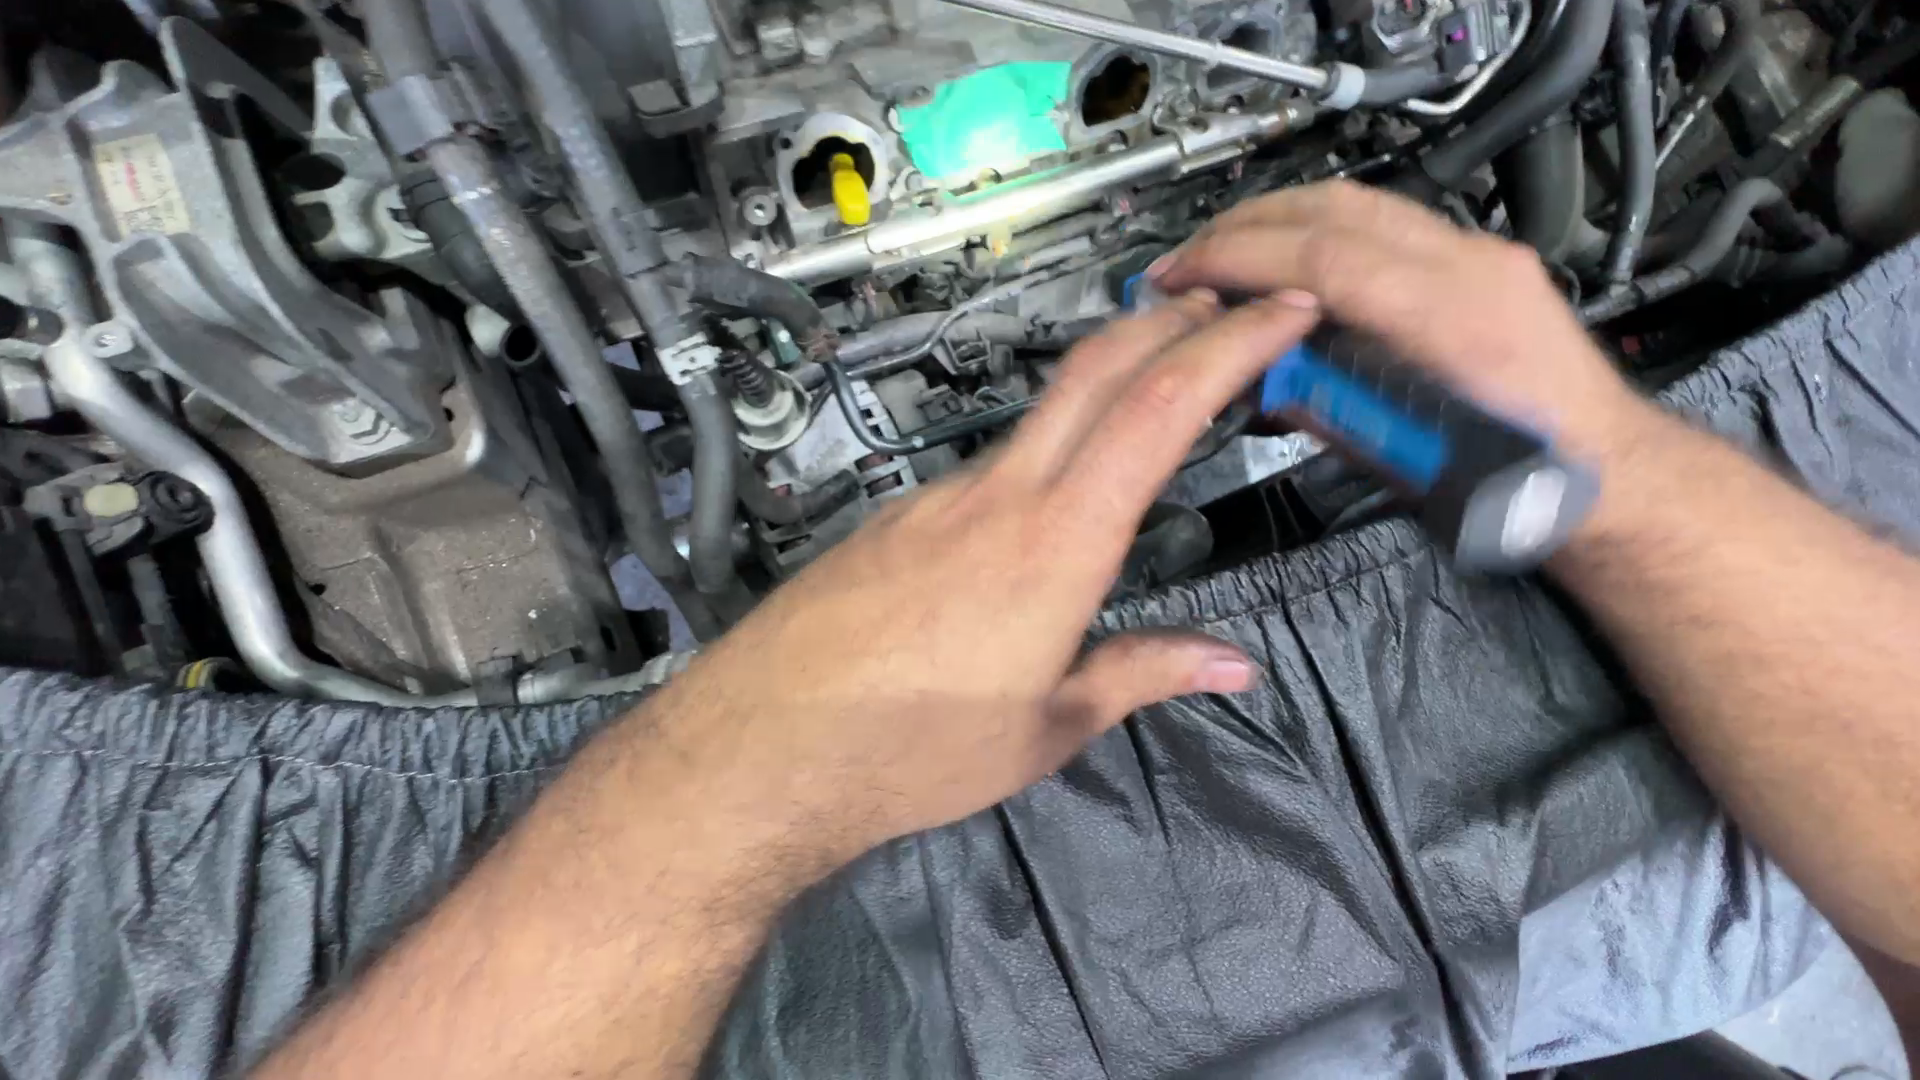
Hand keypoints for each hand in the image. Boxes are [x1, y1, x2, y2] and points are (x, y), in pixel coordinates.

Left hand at [637, 287, 1321, 863]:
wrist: (765, 742)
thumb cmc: (914, 750)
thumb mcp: (1047, 728)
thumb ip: (1142, 674)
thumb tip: (1232, 661)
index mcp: (1056, 543)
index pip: (1157, 409)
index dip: (1228, 346)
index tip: (1280, 311)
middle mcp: (999, 495)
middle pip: (1094, 370)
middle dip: (1170, 323)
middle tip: (1228, 311)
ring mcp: (939, 496)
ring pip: (1038, 417)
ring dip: (1107, 386)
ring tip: (1155, 395)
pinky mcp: (898, 514)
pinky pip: (987, 468)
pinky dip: (1042, 453)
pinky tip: (1045, 501)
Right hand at [1149, 181, 1658, 475]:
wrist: (1599, 469)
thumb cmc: (1513, 483)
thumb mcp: (1398, 458)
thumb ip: (1323, 404)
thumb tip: (1255, 372)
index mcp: (1455, 320)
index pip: (1322, 260)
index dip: (1238, 260)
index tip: (1182, 273)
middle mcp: (1472, 267)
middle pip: (1334, 208)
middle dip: (1243, 226)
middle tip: (1185, 259)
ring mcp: (1479, 254)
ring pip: (1357, 202)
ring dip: (1275, 219)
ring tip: (1220, 252)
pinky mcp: (1475, 260)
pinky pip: (1379, 222)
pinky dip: (1313, 230)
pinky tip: (1282, 257)